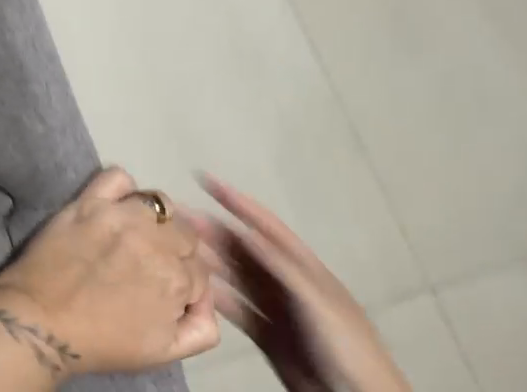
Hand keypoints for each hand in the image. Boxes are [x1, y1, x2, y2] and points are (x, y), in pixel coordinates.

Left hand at [0, 166, 219, 376]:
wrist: (43, 321)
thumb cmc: (103, 341)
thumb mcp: (165, 352)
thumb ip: (202, 328)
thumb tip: (206, 300)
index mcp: (176, 279)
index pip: (201, 269)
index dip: (188, 282)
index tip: (171, 290)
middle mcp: (153, 241)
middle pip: (185, 233)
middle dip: (178, 251)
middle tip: (155, 264)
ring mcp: (118, 216)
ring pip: (160, 204)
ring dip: (157, 220)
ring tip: (140, 235)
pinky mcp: (88, 202)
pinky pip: (118, 177)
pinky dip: (124, 187)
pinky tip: (118, 207)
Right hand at [190, 175, 409, 391]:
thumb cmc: (349, 347)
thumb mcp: (319, 302)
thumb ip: (282, 267)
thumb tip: (246, 232)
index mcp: (304, 268)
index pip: (266, 226)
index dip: (236, 201)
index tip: (204, 179)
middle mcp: (286, 282)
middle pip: (243, 249)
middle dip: (212, 229)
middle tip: (177, 217)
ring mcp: (275, 308)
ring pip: (234, 276)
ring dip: (208, 260)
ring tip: (176, 246)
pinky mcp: (267, 334)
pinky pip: (235, 308)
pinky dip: (214, 296)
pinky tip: (192, 286)